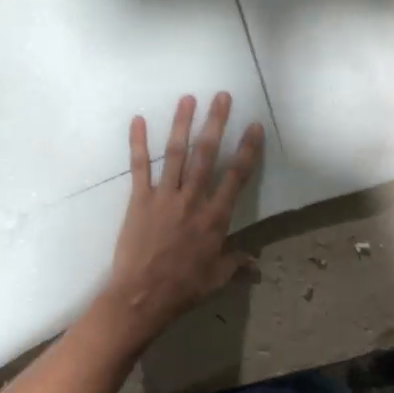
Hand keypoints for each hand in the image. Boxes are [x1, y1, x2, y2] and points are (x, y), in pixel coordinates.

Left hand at [101, 93, 264, 346]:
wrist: (143, 296)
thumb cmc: (183, 289)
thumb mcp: (216, 278)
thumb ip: (235, 263)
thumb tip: (255, 262)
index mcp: (215, 218)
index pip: (236, 177)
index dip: (247, 150)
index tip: (253, 126)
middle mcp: (193, 200)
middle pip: (207, 155)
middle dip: (216, 123)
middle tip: (222, 96)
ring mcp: (164, 197)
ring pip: (176, 154)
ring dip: (182, 124)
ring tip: (188, 99)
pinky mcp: (139, 200)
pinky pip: (139, 167)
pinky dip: (138, 143)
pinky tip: (138, 120)